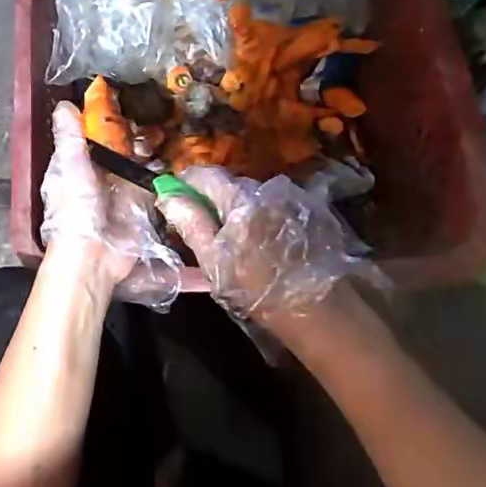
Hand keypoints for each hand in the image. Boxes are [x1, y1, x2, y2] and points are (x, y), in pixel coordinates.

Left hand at [41, 102, 180, 304]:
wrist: (94, 256)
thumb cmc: (75, 209)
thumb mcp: (69, 166)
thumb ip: (70, 137)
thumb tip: (64, 104)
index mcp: (77, 165)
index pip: (91, 135)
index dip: (106, 117)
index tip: (124, 97)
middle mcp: (100, 174)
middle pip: (119, 145)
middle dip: (134, 130)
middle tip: (153, 110)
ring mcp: (122, 189)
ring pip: (138, 160)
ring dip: (150, 146)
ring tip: (165, 127)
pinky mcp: (142, 203)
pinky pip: (154, 181)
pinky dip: (163, 168)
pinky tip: (175, 152)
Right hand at [155, 165, 371, 327]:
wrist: (317, 312)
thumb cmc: (256, 290)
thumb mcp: (214, 261)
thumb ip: (191, 223)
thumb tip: (168, 195)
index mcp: (241, 200)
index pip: (205, 174)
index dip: (185, 183)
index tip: (175, 200)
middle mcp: (266, 190)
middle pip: (227, 183)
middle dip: (210, 199)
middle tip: (200, 226)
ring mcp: (289, 200)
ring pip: (249, 196)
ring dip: (234, 209)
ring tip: (231, 239)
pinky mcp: (305, 213)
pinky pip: (269, 206)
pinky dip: (257, 216)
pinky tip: (259, 243)